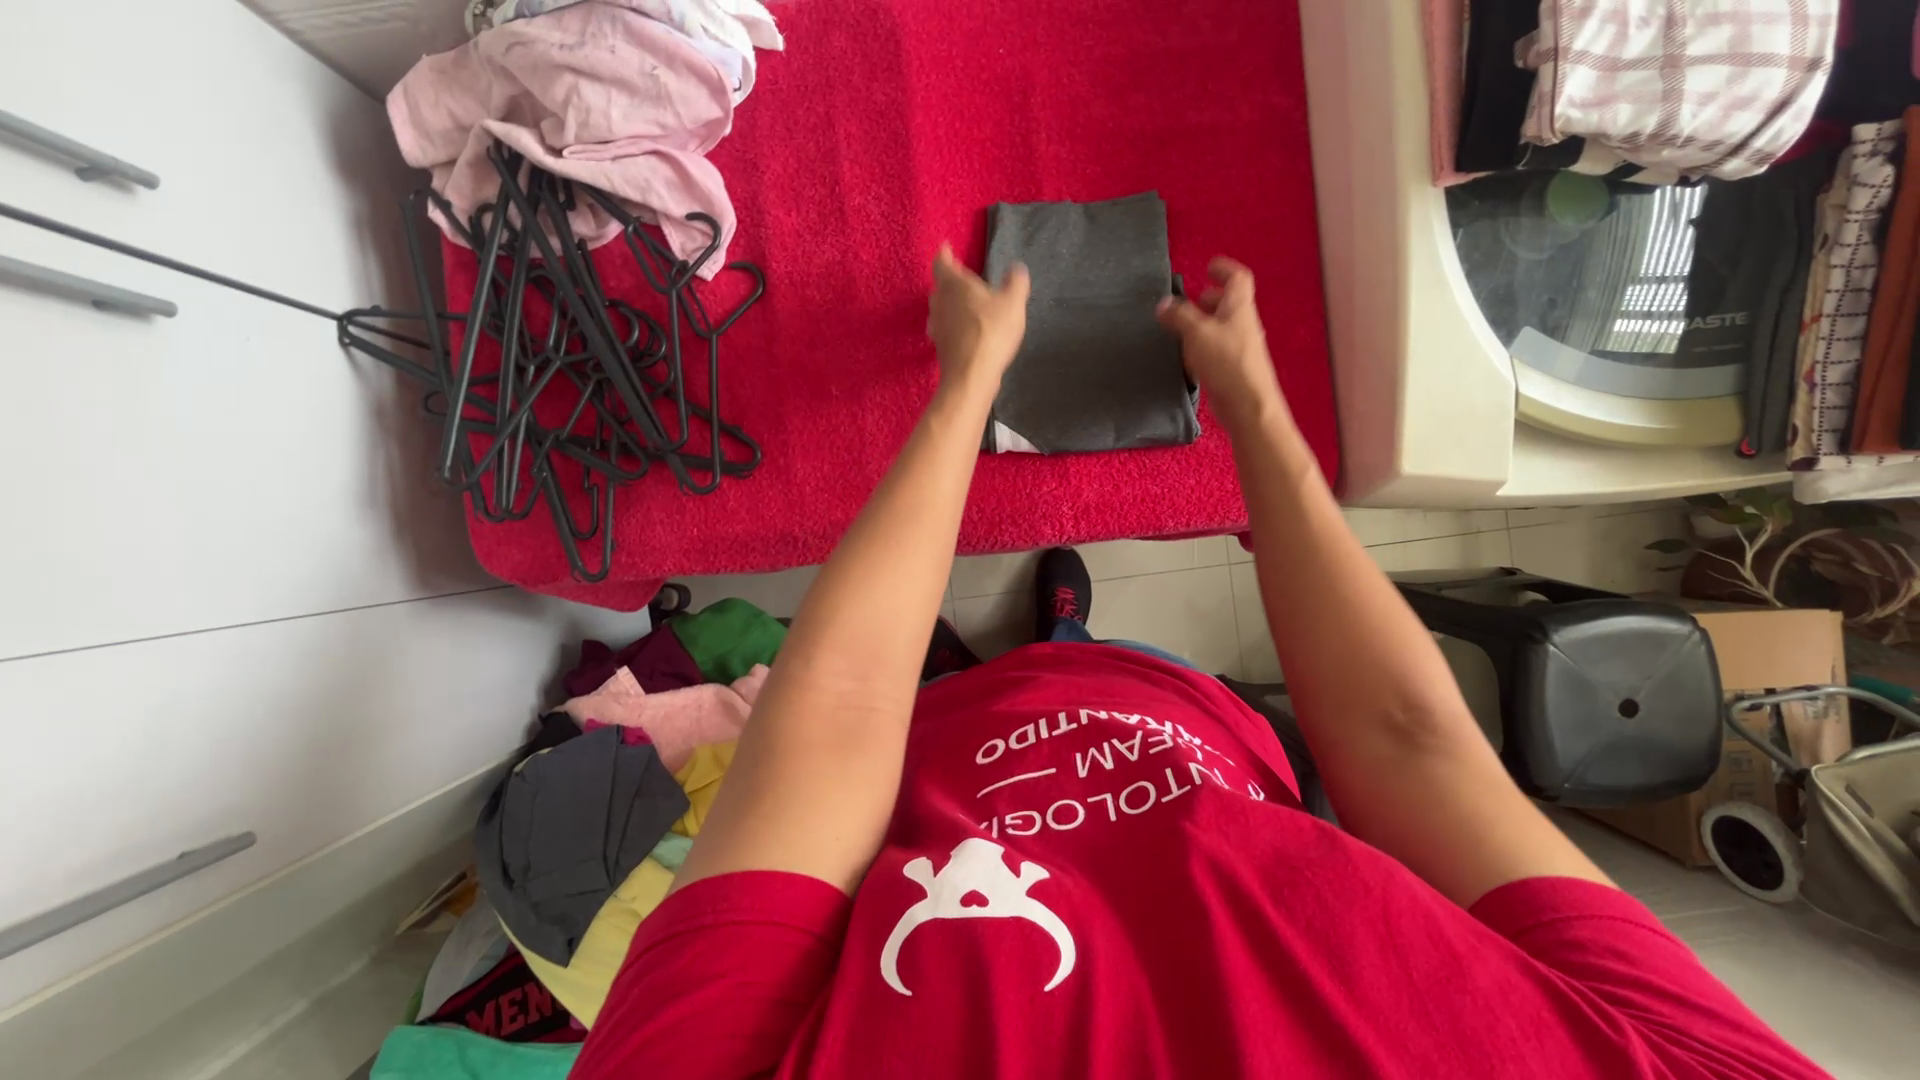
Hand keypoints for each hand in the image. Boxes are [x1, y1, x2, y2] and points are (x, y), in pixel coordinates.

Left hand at [928, 243, 1029, 395]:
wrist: (972, 374)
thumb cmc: (991, 331)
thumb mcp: (1013, 302)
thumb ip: (1015, 282)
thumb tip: (1016, 269)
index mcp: (954, 285)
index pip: (943, 263)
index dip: (945, 254)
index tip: (946, 248)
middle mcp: (940, 303)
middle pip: (940, 287)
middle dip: (950, 281)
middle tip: (962, 278)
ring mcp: (937, 326)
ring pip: (940, 308)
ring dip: (950, 304)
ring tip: (963, 304)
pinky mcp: (940, 347)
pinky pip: (945, 328)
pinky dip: (952, 325)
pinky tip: (963, 331)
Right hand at [1157, 257, 1285, 431]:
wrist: (1247, 405)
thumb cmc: (1226, 362)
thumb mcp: (1197, 332)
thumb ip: (1179, 316)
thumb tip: (1163, 304)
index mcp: (1239, 307)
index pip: (1237, 278)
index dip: (1223, 269)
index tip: (1208, 266)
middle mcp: (1242, 324)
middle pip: (1228, 303)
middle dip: (1209, 299)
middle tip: (1189, 300)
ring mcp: (1239, 347)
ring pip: (1220, 328)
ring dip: (1202, 325)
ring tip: (1180, 329)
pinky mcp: (1232, 368)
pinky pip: (1215, 350)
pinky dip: (1201, 348)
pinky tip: (1186, 358)